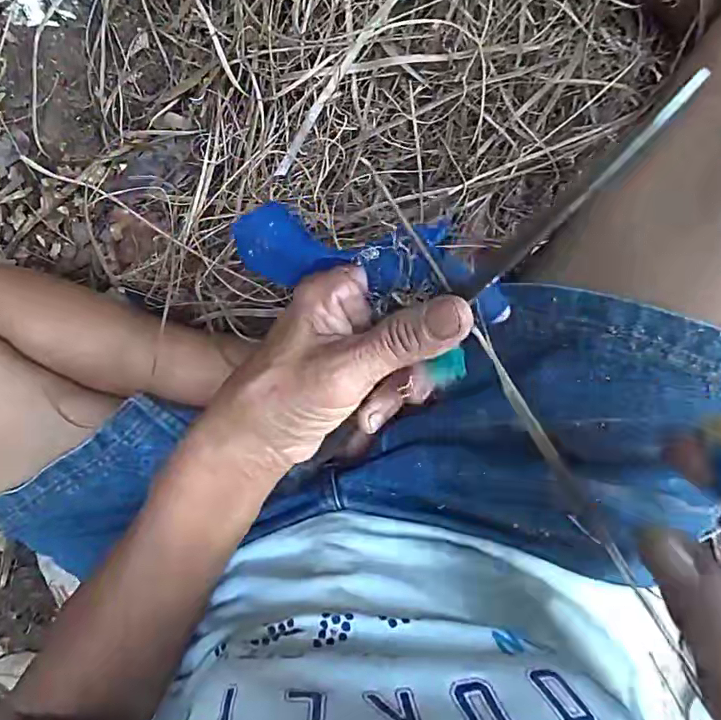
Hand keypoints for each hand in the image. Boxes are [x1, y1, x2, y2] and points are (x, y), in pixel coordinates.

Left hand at [194, 265, 471, 472]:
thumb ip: (406, 339)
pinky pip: (394, 375)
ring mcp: (354, 340)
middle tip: (405, 390)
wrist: (253, 445)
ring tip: (370, 411)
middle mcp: (348, 307)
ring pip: (408, 352)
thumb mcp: (350, 367)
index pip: (403, 274)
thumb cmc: (286, 396)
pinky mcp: (357, 369)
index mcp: (337, 289)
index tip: (467, 321)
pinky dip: (387, 398)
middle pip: (413, 319)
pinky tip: (365, 418)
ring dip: (398, 387)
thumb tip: (463, 309)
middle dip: (412, 362)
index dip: (438, 295)